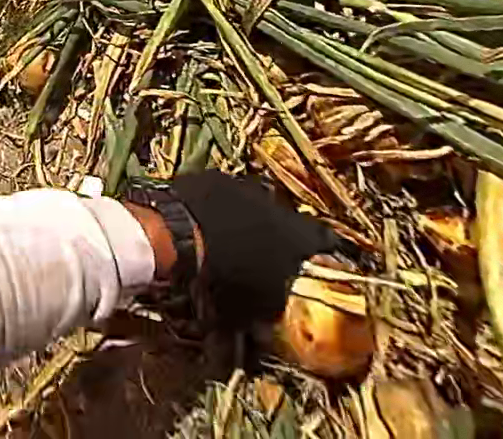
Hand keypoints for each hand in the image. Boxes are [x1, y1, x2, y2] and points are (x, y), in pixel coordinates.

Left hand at [169, 170, 341, 329]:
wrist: (179, 234)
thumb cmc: (227, 277)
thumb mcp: (256, 308)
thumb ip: (270, 311)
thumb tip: (265, 329)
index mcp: (296, 234)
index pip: (323, 238)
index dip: (321, 247)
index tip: (316, 254)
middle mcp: (272, 202)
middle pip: (282, 216)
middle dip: (275, 231)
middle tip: (262, 251)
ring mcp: (239, 184)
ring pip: (249, 200)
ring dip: (243, 215)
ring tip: (228, 237)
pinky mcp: (207, 174)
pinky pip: (218, 190)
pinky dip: (213, 203)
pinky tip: (202, 221)